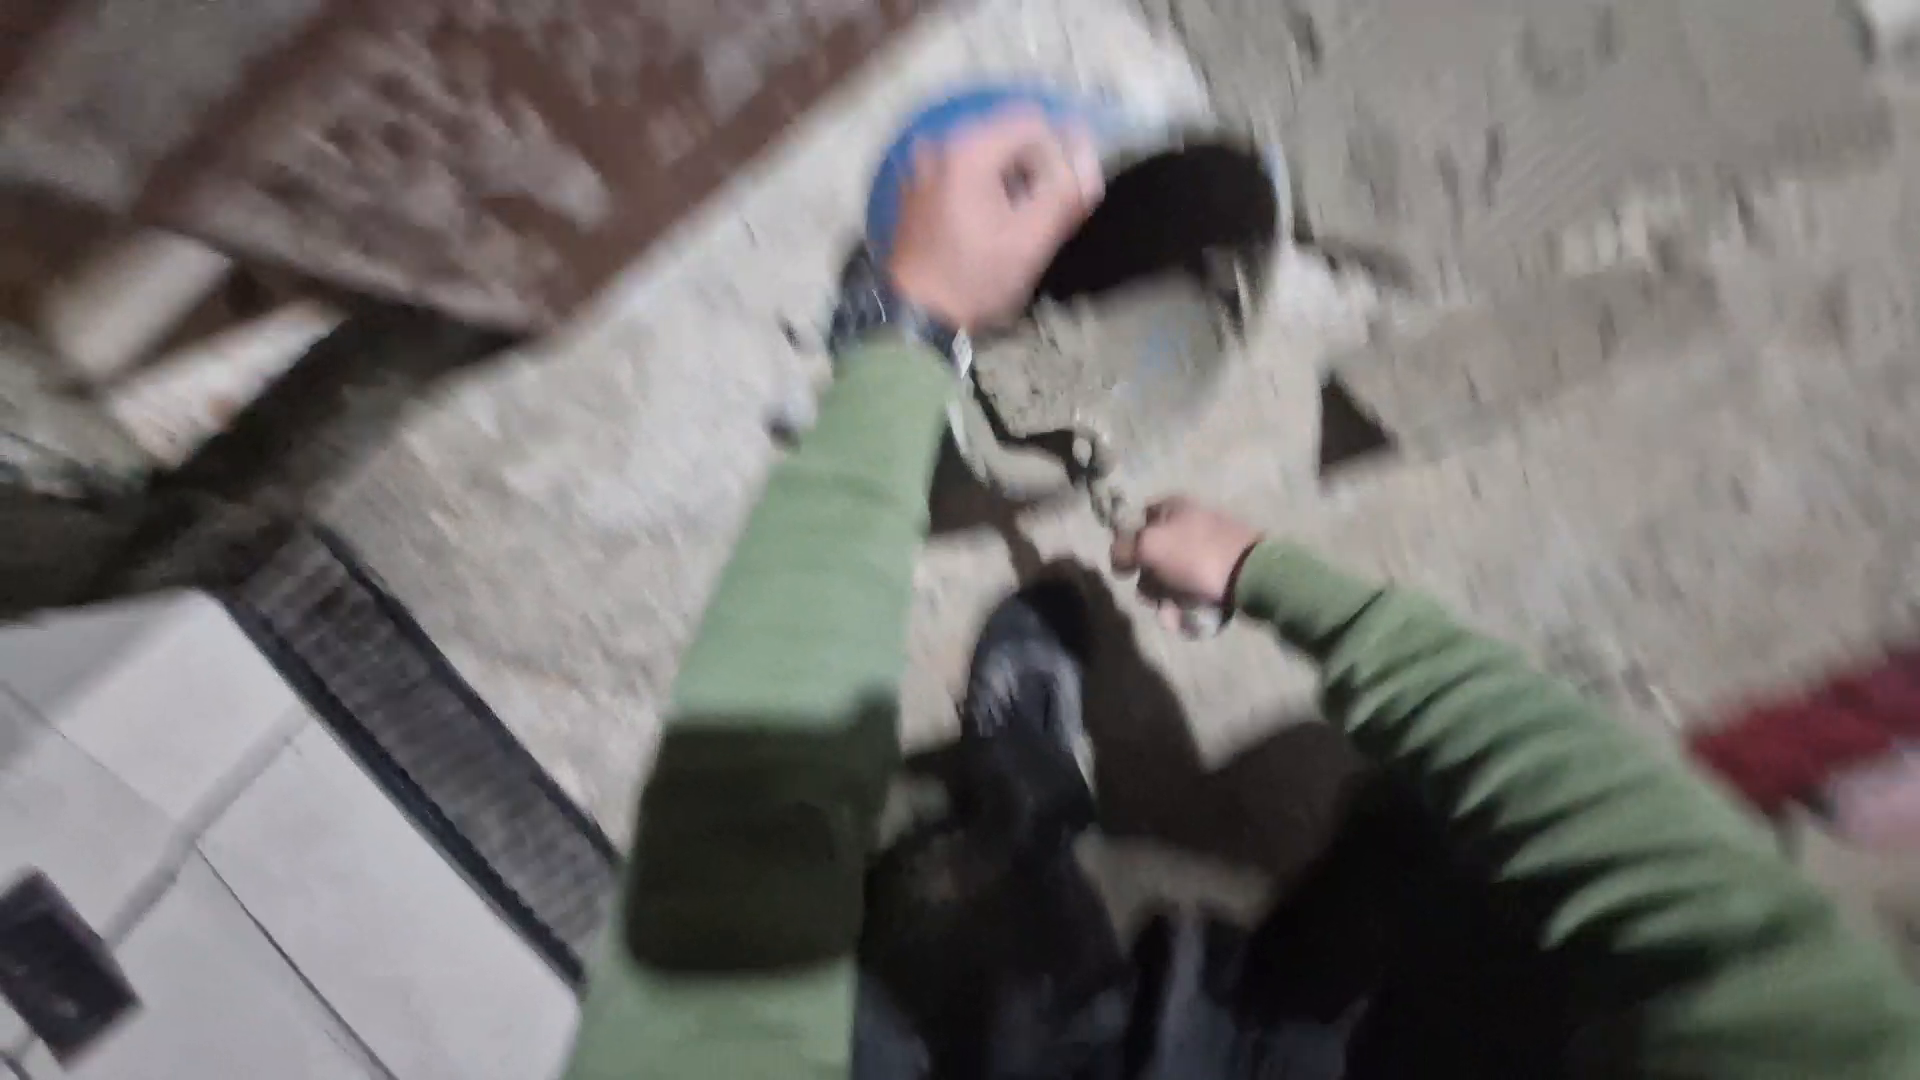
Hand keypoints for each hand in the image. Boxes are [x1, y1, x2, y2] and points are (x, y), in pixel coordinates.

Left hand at [887, 108, 1102, 330]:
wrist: (916, 319)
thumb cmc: (974, 281)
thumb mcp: (1030, 242)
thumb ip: (1066, 194)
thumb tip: (1090, 161)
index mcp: (969, 150)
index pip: (1034, 123)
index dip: (1063, 151)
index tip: (1072, 190)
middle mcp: (941, 147)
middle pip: (1008, 137)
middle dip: (1037, 168)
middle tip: (1049, 212)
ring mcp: (924, 171)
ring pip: (986, 158)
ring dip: (1012, 182)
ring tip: (1021, 225)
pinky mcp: (917, 196)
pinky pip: (963, 177)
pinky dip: (985, 192)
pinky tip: (991, 230)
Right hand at [1109, 497, 1262, 609]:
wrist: (1251, 575)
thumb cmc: (1194, 555)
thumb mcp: (1148, 546)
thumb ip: (1123, 548)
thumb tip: (1118, 560)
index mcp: (1173, 507)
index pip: (1137, 521)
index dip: (1129, 544)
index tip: (1128, 567)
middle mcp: (1189, 523)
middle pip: (1152, 555)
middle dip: (1149, 581)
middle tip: (1154, 595)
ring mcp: (1207, 548)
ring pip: (1171, 577)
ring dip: (1165, 599)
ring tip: (1173, 614)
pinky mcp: (1222, 572)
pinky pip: (1193, 589)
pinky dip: (1186, 604)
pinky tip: (1187, 617)